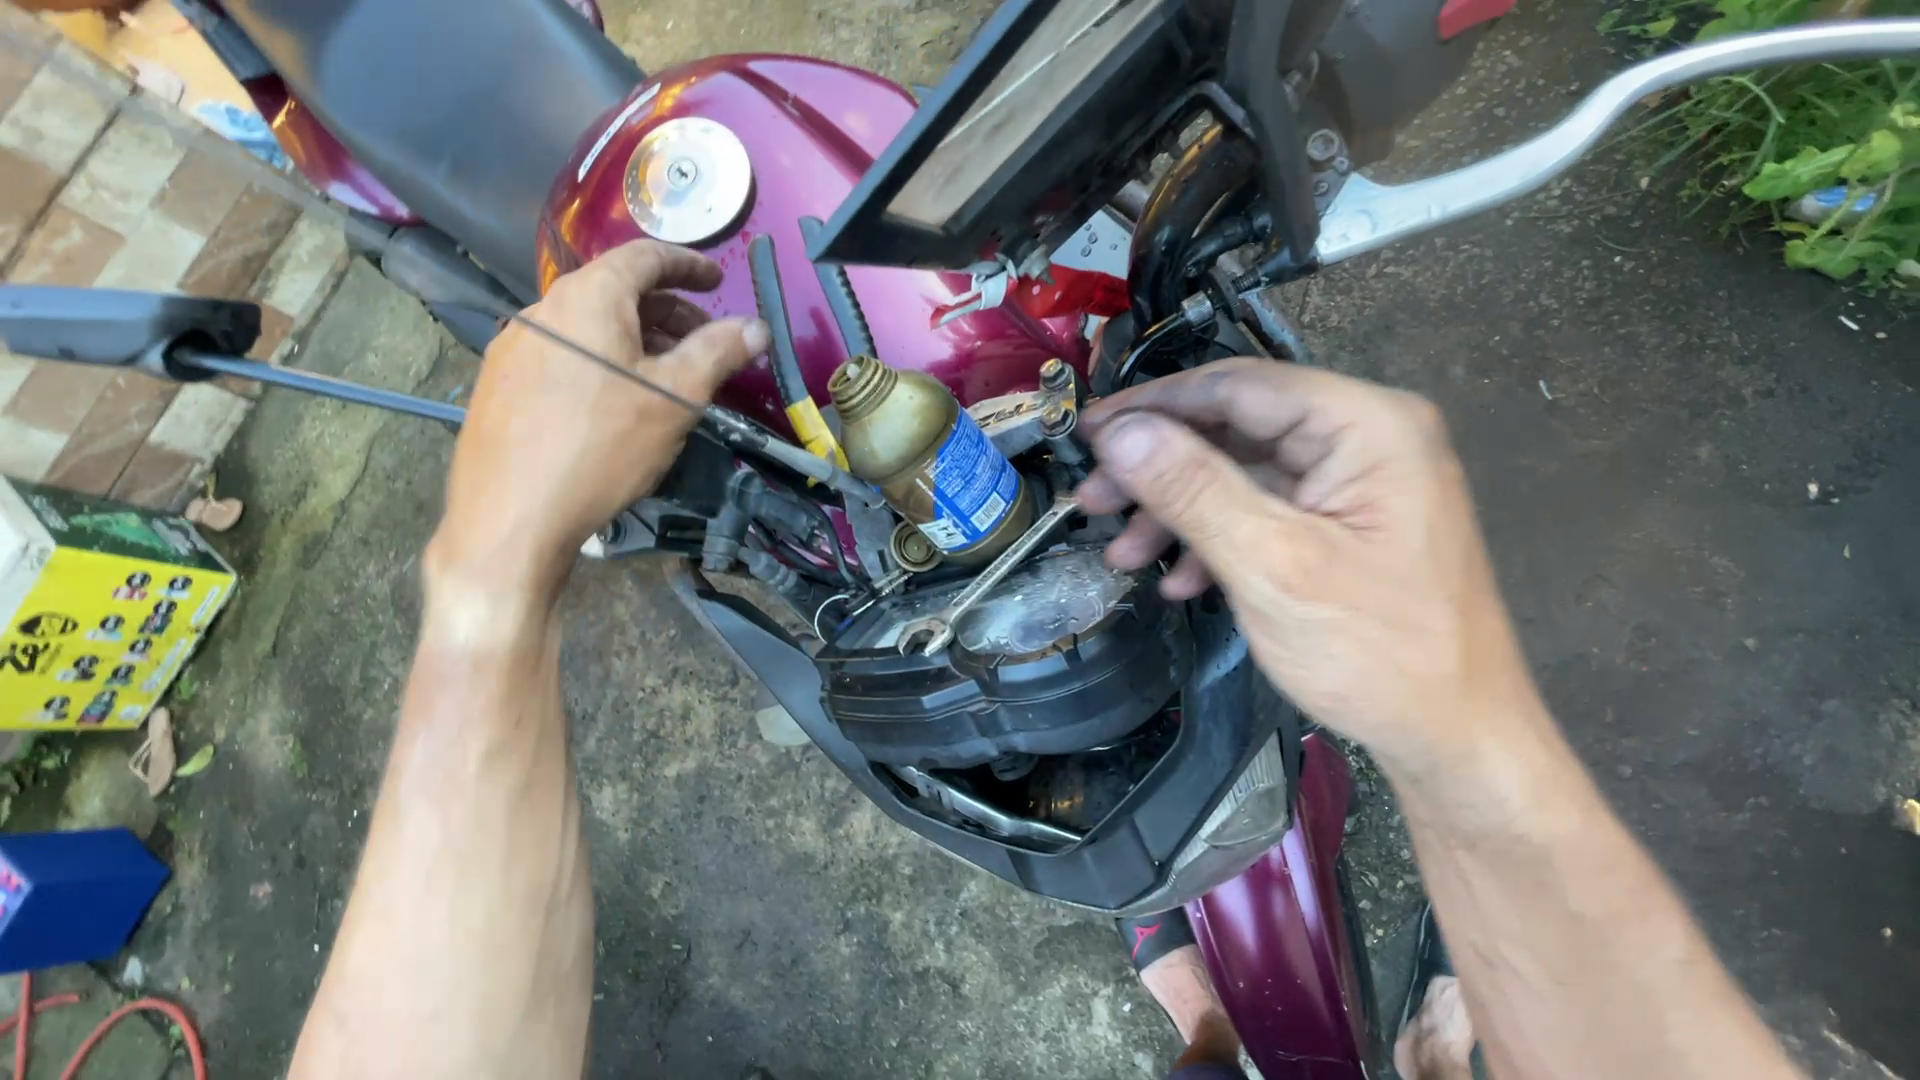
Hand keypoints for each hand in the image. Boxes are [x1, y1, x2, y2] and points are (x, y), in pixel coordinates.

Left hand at [432, 241, 767, 599]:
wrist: (512, 516)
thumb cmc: (603, 446)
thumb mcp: (676, 398)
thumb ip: (719, 352)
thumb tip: (757, 326)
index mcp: (587, 298)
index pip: (644, 256)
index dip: (688, 264)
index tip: (717, 280)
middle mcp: (543, 310)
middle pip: (616, 292)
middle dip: (668, 311)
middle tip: (704, 343)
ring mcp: (515, 348)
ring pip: (589, 327)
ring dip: (636, 340)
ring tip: (667, 378)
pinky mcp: (500, 385)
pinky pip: (564, 356)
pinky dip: (602, 362)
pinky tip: (616, 405)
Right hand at [1075, 358, 1543, 775]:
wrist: (1455, 740)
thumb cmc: (1376, 653)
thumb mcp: (1272, 566)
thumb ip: (1192, 490)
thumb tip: (1119, 432)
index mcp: (1366, 424)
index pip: (1238, 386)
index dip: (1153, 406)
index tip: (1086, 433)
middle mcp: (1364, 438)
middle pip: (1234, 428)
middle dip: (1157, 468)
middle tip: (1091, 500)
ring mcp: (1354, 484)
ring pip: (1239, 473)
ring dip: (1176, 511)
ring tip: (1122, 554)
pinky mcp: (1343, 526)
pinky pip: (1262, 512)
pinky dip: (1213, 540)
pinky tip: (1179, 582)